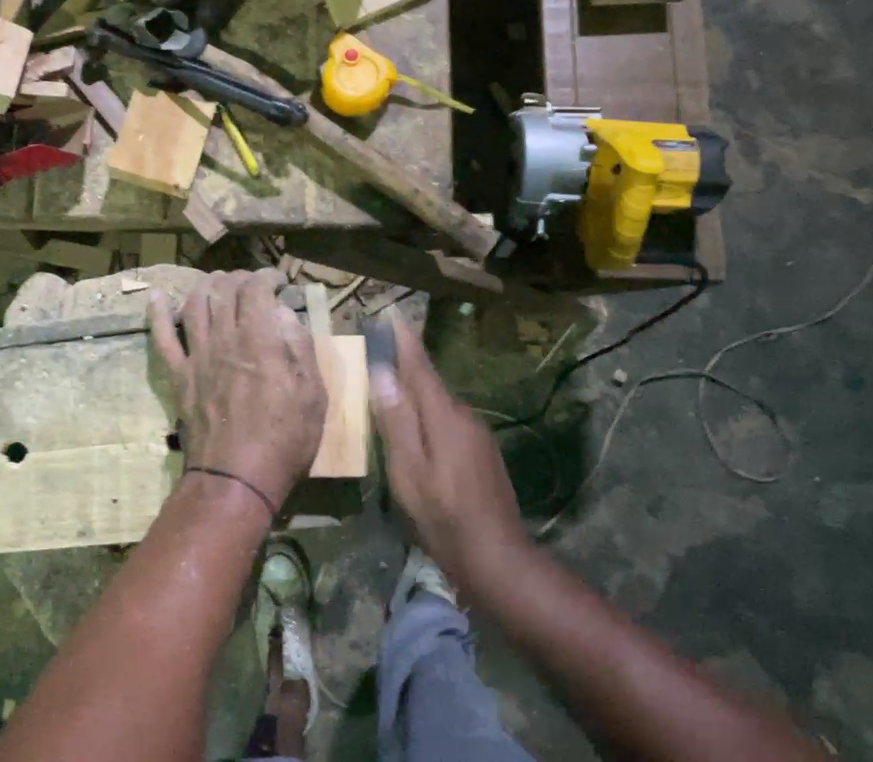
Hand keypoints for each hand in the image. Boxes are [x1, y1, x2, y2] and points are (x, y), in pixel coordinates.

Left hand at [150, 270, 327, 512]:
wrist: (235, 477)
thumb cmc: (283, 440)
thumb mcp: (312, 395)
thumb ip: (300, 347)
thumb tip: (284, 313)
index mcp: (259, 341)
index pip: (256, 289)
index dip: (266, 277)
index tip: (278, 281)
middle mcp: (224, 339)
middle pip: (224, 290)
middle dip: (239, 278)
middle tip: (251, 283)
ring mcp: (197, 356)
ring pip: (194, 304)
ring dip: (205, 285)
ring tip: (217, 281)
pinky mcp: (179, 375)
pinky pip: (162, 337)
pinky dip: (158, 313)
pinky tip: (156, 297)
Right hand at [371, 312, 527, 596]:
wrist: (497, 558)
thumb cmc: (443, 516)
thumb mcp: (409, 471)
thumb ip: (396, 420)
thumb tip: (382, 372)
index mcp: (444, 416)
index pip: (420, 367)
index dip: (403, 341)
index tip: (390, 313)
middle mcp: (464, 416)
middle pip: (428, 383)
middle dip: (404, 365)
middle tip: (376, 351)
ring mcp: (477, 435)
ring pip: (438, 404)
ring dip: (414, 393)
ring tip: (387, 389)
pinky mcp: (482, 453)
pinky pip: (448, 421)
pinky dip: (427, 415)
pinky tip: (414, 430)